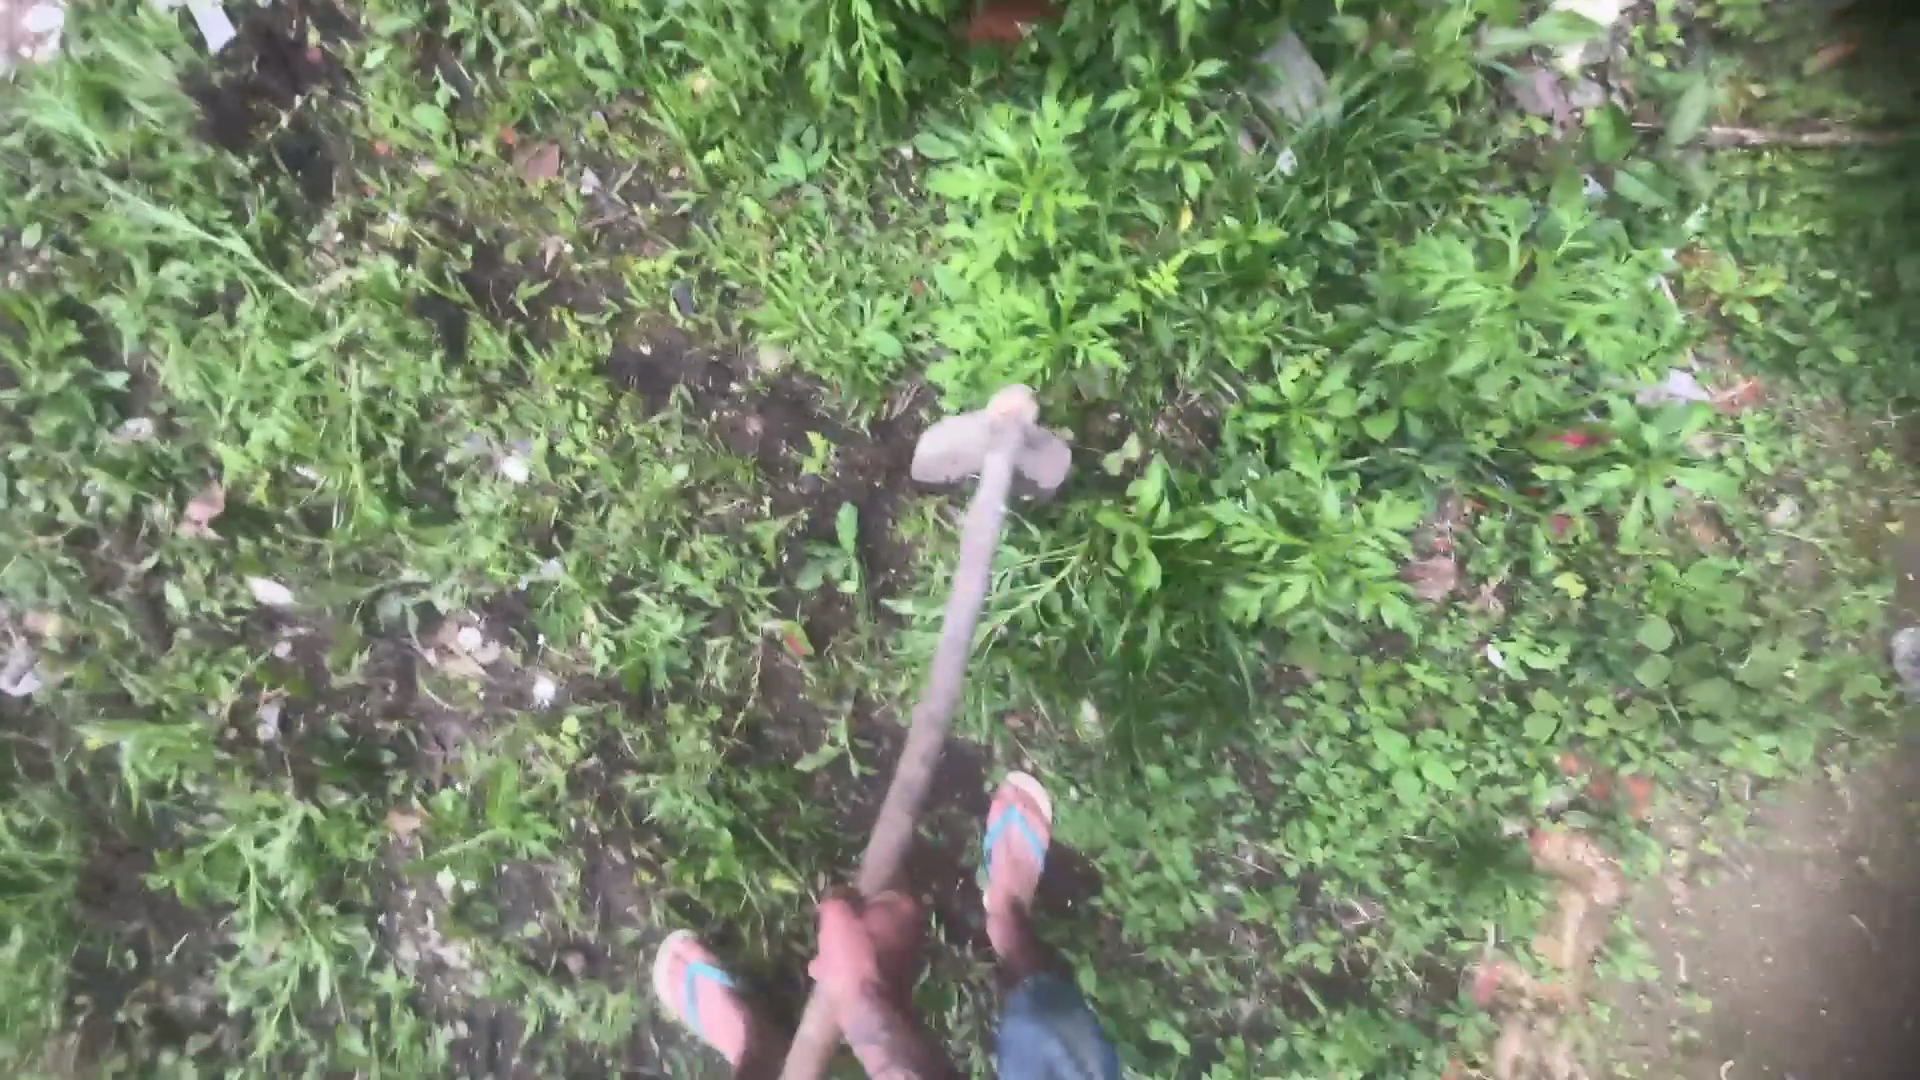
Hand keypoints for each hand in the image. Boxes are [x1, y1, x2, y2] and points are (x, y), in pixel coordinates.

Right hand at [809, 890, 923, 1011]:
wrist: (870, 1012)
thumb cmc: (854, 956)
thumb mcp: (836, 916)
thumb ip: (836, 897)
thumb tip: (838, 893)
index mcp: (904, 904)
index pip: (875, 891)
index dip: (850, 900)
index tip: (834, 910)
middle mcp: (912, 927)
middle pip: (871, 920)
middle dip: (845, 930)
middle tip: (825, 939)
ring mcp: (908, 955)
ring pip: (868, 945)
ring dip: (844, 951)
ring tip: (820, 964)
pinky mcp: (898, 980)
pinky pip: (870, 966)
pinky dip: (852, 970)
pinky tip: (829, 979)